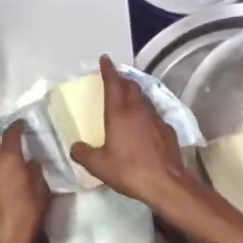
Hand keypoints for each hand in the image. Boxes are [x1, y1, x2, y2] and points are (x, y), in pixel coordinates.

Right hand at [69, 55, 192, 206]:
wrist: (166, 183)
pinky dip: (146, 112)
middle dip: (122, 80)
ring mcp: (156, 118)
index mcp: (119, 113)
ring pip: (144, 98)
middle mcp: (138, 110)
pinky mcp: (168, 130)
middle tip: (115, 79)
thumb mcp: (99, 165)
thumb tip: (75, 147)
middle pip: (131, 86)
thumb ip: (83, 153)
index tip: (105, 59)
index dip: (108, 70)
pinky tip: (144, 123)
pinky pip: (154, 114)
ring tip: (128, 97)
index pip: (113, 83)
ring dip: (135, 94)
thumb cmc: (129, 170)